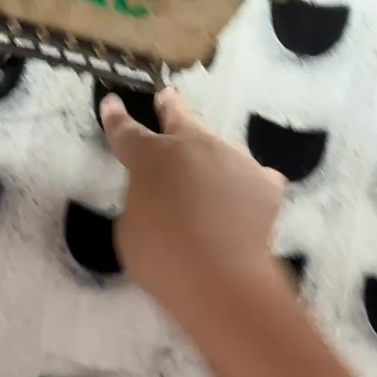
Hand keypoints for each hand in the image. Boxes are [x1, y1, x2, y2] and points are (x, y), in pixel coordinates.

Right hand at [101, 89, 289, 332]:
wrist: (220, 278)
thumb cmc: (161, 258)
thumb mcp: (130, 230)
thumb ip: (141, 203)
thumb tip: (157, 199)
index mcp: (152, 158)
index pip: (127, 133)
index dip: (116, 119)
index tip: (111, 102)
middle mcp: (195, 147)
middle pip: (181, 119)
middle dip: (171, 108)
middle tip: (167, 97)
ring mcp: (235, 160)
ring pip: (220, 148)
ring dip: (210, 155)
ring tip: (208, 172)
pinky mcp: (266, 183)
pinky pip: (252, 178)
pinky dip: (244, 187)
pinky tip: (242, 203)